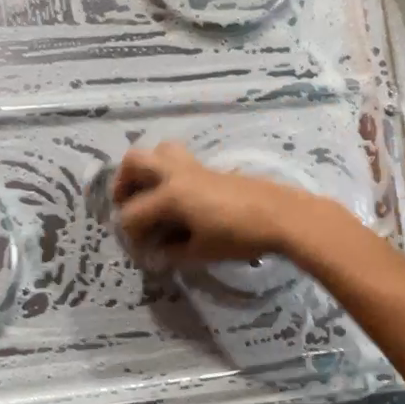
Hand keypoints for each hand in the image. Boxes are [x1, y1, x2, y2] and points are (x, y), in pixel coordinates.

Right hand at [112, 142, 327, 264]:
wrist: (280, 216)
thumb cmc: (238, 237)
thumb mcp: (201, 252)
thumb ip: (173, 252)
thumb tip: (159, 252)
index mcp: (170, 195)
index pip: (133, 213)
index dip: (130, 234)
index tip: (140, 249)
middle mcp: (176, 174)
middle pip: (135, 161)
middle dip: (124, 183)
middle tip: (128, 204)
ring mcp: (195, 168)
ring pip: (160, 151)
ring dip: (148, 169)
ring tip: (151, 194)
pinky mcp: (211, 169)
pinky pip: (180, 161)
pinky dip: (169, 174)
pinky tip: (180, 201)